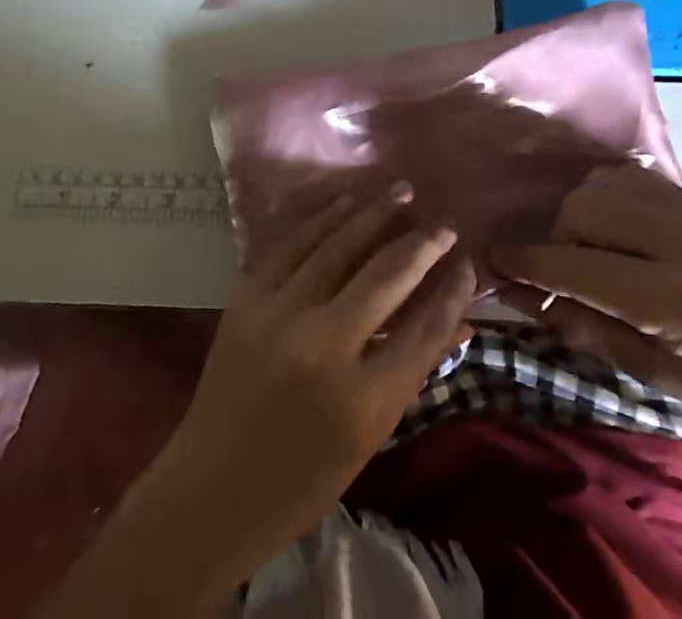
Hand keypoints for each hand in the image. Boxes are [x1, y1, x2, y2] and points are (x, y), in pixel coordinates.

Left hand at [170, 184, 477, 545]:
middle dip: (424, 243)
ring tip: (403, 191)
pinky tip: (348, 203)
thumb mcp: (375, 432)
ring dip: (376, 213)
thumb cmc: (305, 475)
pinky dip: (324, 220)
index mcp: (365, 397)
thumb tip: (461, 316)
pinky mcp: (245, 301)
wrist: (211, 489)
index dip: (454, 289)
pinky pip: (292, 245)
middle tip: (446, 222)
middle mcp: (324, 347)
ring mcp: (278, 316)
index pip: (427, 325)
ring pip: (339, 246)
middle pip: (388, 275)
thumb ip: (418, 366)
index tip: (469, 262)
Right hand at [492, 165, 681, 471]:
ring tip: (585, 253)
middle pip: (588, 206)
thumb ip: (594, 331)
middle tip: (552, 272)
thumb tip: (532, 299)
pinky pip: (642, 184)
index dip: (528, 260)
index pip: (580, 264)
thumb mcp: (673, 382)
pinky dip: (612, 202)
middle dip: (554, 235)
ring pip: (610, 184)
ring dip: (581, 214)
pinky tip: (615, 234)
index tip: (493, 259)